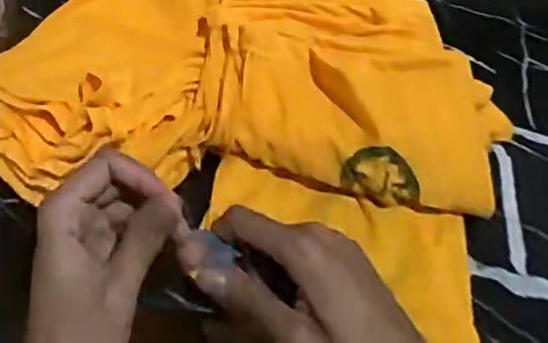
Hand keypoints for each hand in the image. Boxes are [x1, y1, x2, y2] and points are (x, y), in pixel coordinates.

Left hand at [28, 148, 191, 342]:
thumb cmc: (81, 333)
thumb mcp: (117, 288)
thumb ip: (144, 238)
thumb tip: (174, 200)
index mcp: (63, 208)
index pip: (106, 165)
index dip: (141, 177)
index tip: (172, 203)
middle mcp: (69, 210)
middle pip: (115, 182)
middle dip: (151, 198)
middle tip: (184, 225)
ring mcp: (80, 230)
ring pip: (122, 205)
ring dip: (152, 216)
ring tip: (183, 239)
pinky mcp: (92, 252)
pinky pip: (122, 228)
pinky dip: (145, 234)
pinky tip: (169, 247)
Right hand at [179, 206, 422, 342]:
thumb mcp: (294, 337)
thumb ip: (247, 297)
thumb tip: (195, 261)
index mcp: (301, 243)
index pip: (239, 217)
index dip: (216, 240)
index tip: (205, 273)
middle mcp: (317, 228)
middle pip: (261, 232)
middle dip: (241, 262)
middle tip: (235, 308)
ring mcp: (338, 240)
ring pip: (283, 243)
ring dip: (265, 269)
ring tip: (267, 313)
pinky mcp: (351, 255)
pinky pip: (307, 251)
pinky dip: (290, 271)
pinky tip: (297, 307)